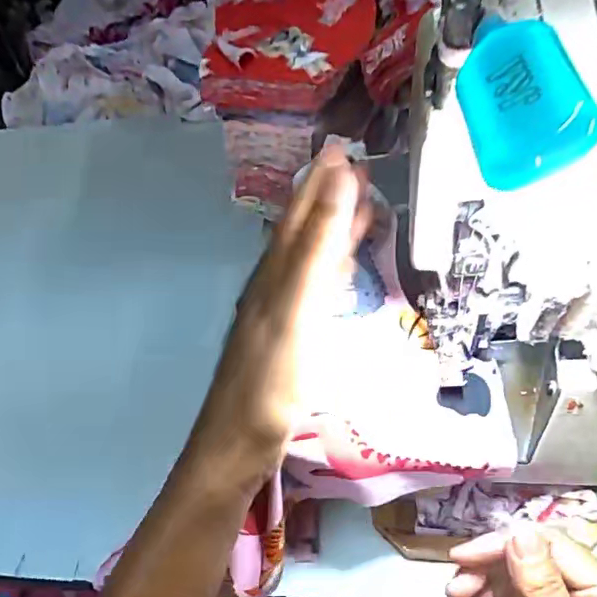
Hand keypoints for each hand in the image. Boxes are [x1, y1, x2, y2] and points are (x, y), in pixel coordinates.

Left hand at [183, 146, 370, 488]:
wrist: (237, 446)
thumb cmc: (269, 386)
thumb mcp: (294, 312)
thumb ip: (315, 251)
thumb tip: (335, 181)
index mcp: (272, 278)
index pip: (299, 219)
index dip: (321, 185)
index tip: (345, 150)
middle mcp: (269, 292)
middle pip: (300, 237)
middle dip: (327, 203)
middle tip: (358, 172)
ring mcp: (274, 320)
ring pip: (304, 264)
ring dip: (330, 236)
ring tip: (359, 212)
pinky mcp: (283, 347)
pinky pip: (308, 295)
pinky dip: (327, 275)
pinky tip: (335, 278)